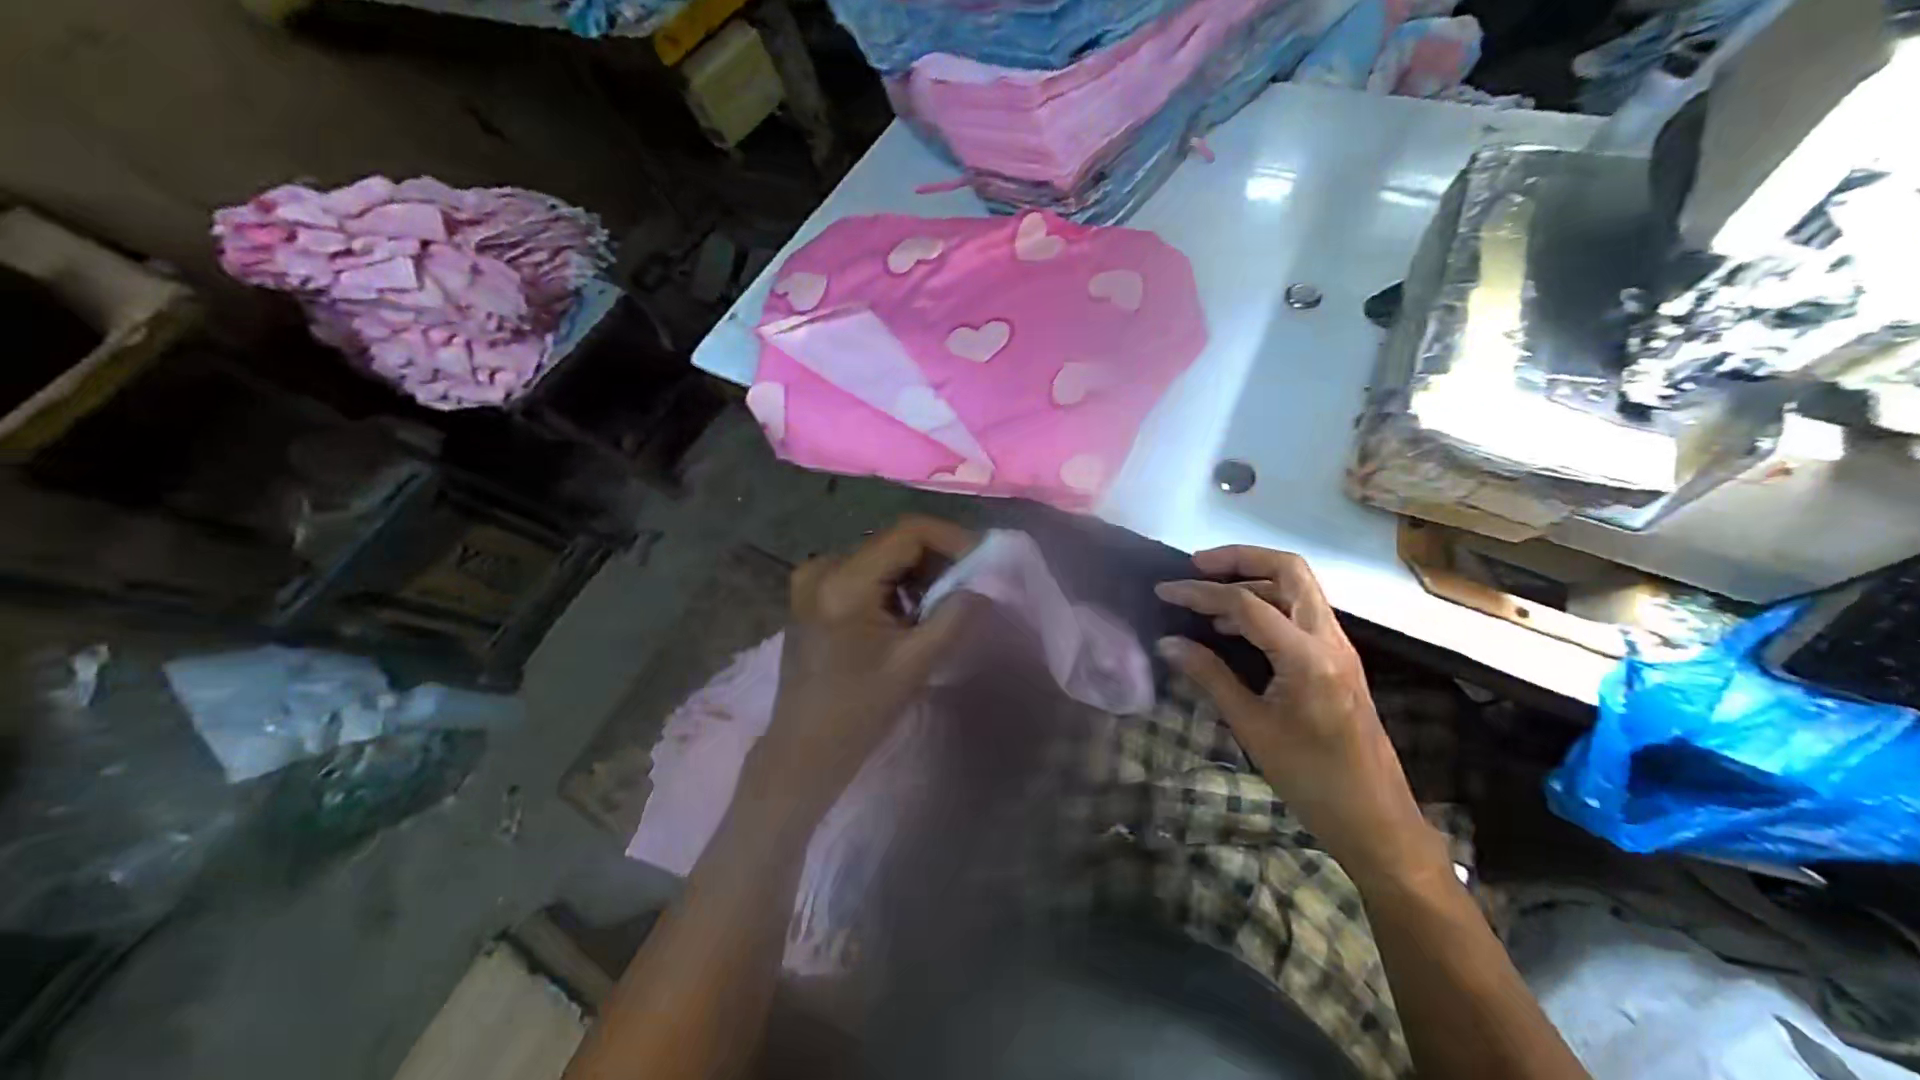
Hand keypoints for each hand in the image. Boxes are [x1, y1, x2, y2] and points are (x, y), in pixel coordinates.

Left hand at [743, 516, 980, 820]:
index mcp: (843, 582)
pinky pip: (864, 572)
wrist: (804, 749)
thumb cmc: (858, 711)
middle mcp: (822, 567)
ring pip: (881, 556)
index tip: (982, 562)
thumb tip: (984, 582)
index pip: (908, 533)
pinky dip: (893, 585)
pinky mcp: (811, 594)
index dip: (951, 539)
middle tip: (967, 589)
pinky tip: (908, 615)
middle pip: (894, 542)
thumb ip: (954, 616)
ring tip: (939, 608)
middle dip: (936, 560)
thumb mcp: (915, 663)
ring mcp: (811, 579)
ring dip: (916, 575)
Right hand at [1154, 547, 1442, 885]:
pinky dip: (1267, 606)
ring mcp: (1339, 648)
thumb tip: (1167, 643)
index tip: (1164, 591)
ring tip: (1208, 599)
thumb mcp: (1252, 726)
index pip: (1247, 603)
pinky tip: (1234, 628)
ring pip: (1299, 588)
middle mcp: (1330, 639)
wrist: (1374, 819)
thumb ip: (1210, 676)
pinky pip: (1301, 614)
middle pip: (1290, 571)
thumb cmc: (1309, 778)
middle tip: (1197, 566)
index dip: (1200, 593)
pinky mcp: (1338, 661)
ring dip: (1254, 580)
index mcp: (1307, 656)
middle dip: (1241, 559)